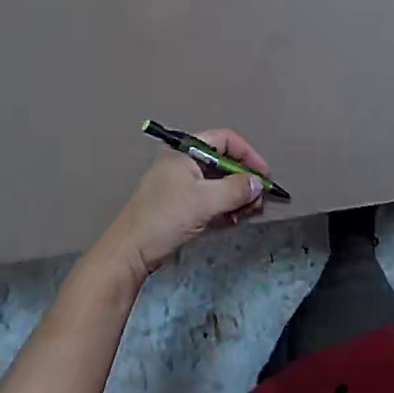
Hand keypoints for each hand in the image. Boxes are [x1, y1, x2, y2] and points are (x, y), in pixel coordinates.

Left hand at [99, 129, 269, 278]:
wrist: (130, 252)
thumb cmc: (164, 218)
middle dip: (243, 180)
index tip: (263, 174)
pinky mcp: (181, 204)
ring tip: (246, 212)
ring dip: (236, 196)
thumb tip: (257, 183)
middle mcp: (184, 161)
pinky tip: (233, 219)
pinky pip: (210, 198)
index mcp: (185, 150)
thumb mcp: (204, 201)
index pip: (224, 140)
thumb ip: (235, 189)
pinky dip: (224, 206)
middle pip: (223, 162)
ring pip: (218, 182)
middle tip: (257, 199)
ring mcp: (181, 183)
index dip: (247, 154)